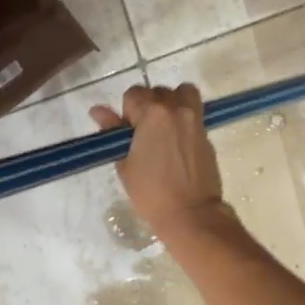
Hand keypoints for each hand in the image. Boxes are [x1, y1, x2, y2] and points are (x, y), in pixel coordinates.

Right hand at [90, 84, 226, 229]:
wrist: (191, 213)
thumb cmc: (151, 193)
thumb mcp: (125, 164)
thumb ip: (113, 132)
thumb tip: (97, 111)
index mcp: (152, 113)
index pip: (133, 94)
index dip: (127, 113)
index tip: (129, 135)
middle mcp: (176, 108)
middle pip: (158, 92)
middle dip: (148, 107)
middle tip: (144, 136)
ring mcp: (195, 119)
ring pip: (182, 93)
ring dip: (171, 103)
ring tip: (165, 129)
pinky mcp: (207, 133)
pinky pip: (194, 112)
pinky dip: (184, 118)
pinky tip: (178, 143)